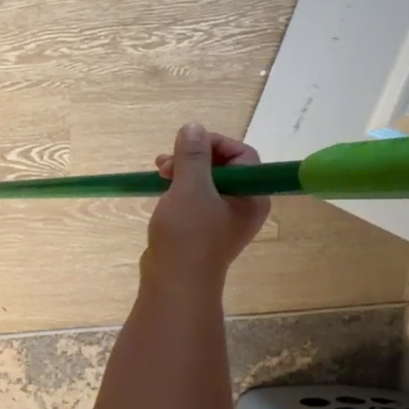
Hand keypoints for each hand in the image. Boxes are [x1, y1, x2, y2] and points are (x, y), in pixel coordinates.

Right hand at [143, 123, 268, 286]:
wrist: (175, 280)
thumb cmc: (188, 235)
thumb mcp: (189, 190)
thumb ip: (193, 157)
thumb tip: (193, 127)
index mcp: (251, 196)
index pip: (243, 155)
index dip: (214, 143)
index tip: (184, 145)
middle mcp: (243, 205)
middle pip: (223, 166)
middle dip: (192, 157)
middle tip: (164, 163)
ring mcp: (222, 217)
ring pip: (205, 181)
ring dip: (181, 171)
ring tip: (156, 175)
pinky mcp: (202, 227)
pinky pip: (194, 197)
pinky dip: (177, 188)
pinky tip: (159, 190)